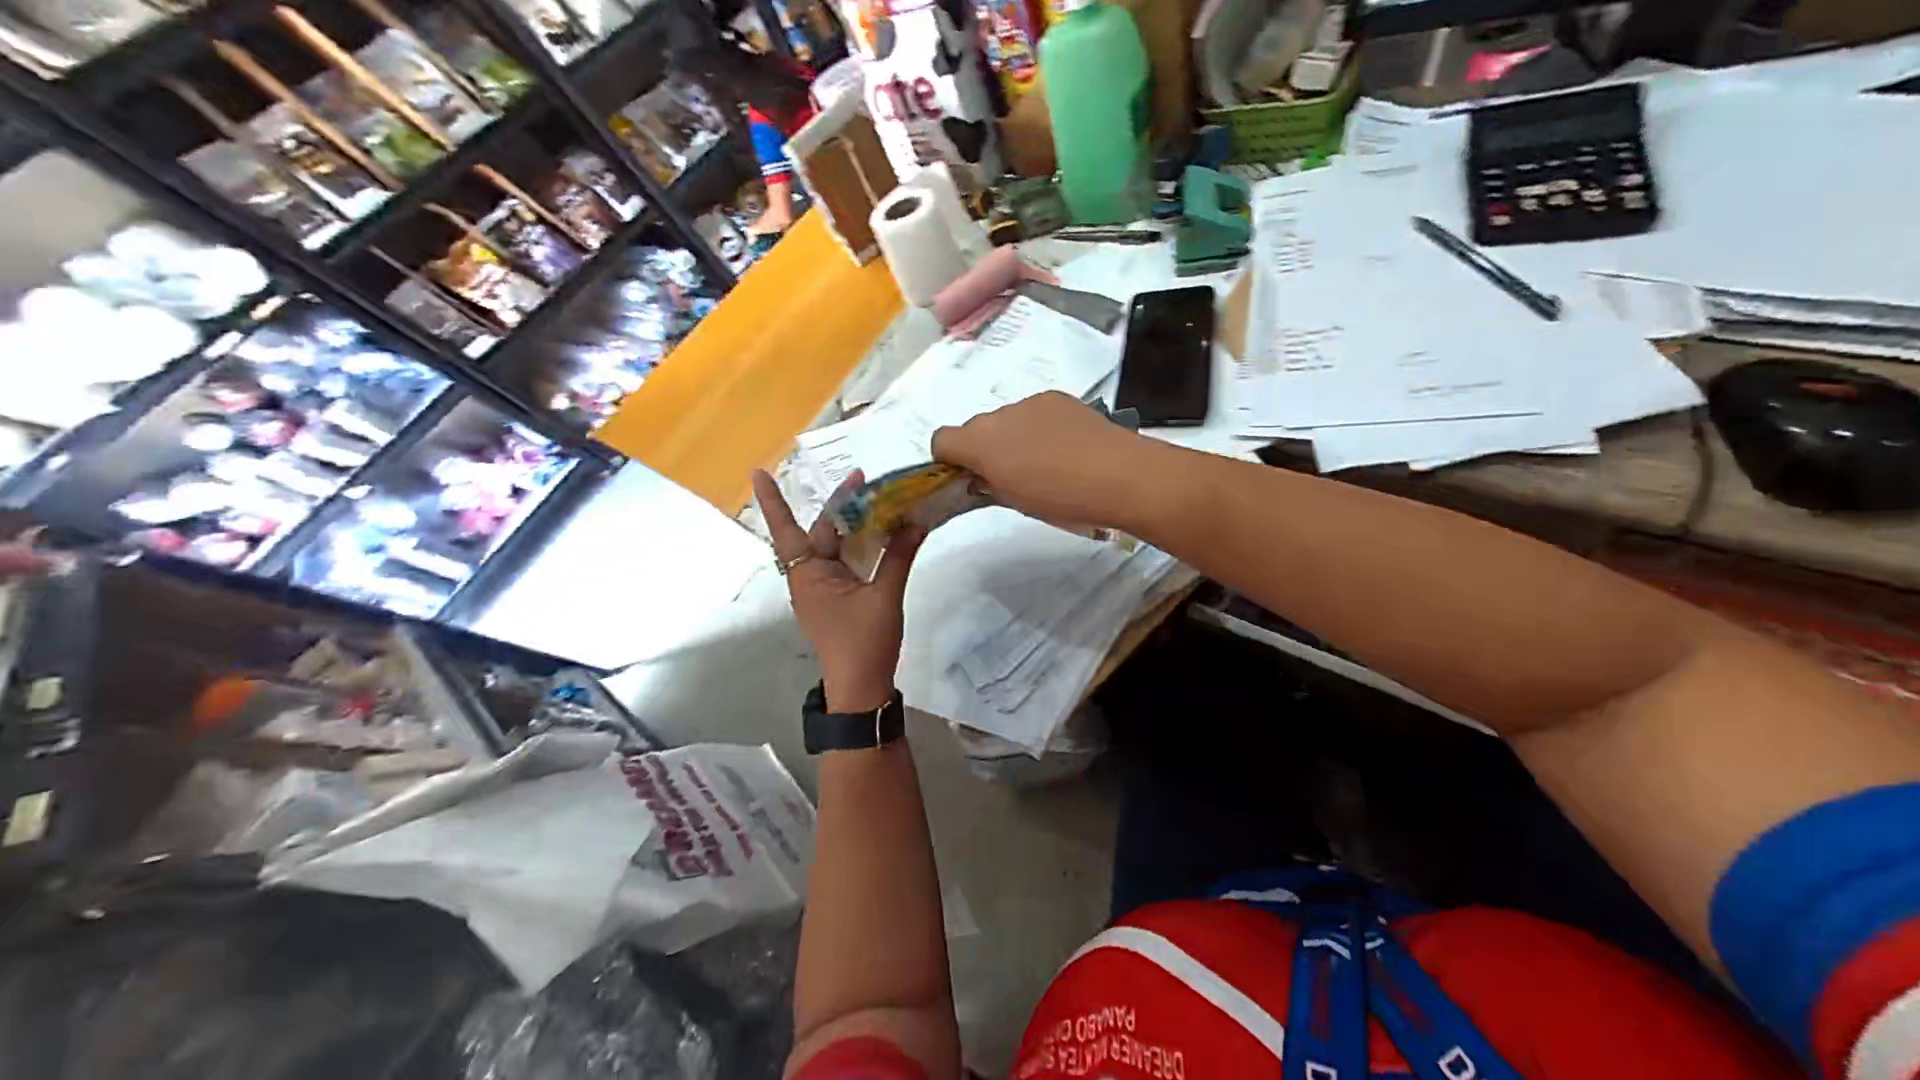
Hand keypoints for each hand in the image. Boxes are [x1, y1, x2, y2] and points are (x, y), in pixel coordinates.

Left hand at [753, 469, 924, 712]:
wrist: (861, 687)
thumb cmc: (864, 642)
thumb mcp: (885, 596)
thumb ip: (898, 557)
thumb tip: (915, 523)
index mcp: (810, 575)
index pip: (787, 530)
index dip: (773, 501)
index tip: (758, 472)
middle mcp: (811, 577)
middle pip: (823, 532)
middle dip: (842, 506)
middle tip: (866, 478)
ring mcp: (824, 589)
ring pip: (836, 547)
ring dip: (854, 525)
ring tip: (878, 499)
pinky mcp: (838, 599)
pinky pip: (846, 563)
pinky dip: (861, 547)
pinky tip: (882, 534)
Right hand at [931, 391, 1156, 530]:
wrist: (1121, 475)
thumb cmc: (1062, 499)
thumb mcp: (1016, 502)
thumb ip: (989, 486)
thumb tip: (982, 478)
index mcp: (981, 443)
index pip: (942, 440)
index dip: (949, 459)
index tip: (969, 478)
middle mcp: (999, 415)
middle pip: (975, 429)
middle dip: (984, 449)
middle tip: (1010, 477)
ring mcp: (1030, 402)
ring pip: (1006, 420)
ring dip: (1013, 438)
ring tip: (1045, 464)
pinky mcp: (1058, 398)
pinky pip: (1034, 412)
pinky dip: (1038, 427)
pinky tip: (1065, 449)